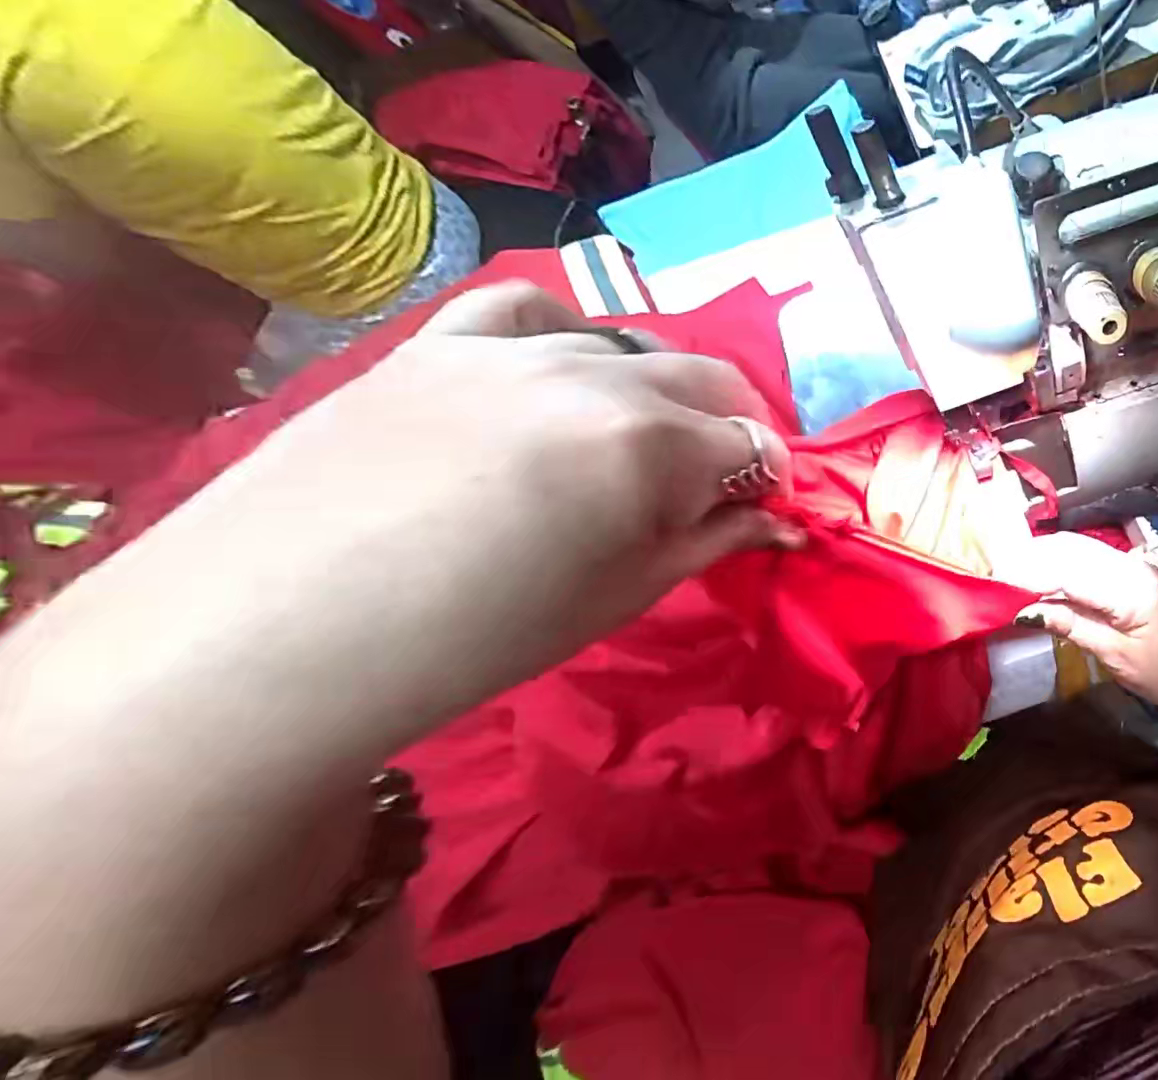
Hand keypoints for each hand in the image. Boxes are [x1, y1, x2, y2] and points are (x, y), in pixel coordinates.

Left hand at [45, 281, 803, 748]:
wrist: (290, 634)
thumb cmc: (492, 634)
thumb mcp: (631, 592)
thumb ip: (716, 540)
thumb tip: (780, 522)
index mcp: (652, 445)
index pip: (753, 442)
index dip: (771, 478)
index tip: (762, 508)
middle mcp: (598, 375)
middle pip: (710, 379)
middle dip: (734, 427)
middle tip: (718, 481)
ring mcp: (515, 347)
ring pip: (633, 344)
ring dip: (664, 390)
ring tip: (642, 438)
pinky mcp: (442, 340)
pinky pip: (530, 309)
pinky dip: (570, 334)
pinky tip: (566, 368)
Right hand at [998, 532, 1157, 715]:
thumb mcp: (1114, 656)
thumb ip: (1070, 626)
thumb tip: (1025, 611)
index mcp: (1132, 588)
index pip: (1071, 572)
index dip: (1031, 574)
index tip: (996, 580)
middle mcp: (1131, 565)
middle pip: (1071, 549)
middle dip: (1029, 559)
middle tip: (994, 574)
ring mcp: (1130, 564)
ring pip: (1074, 548)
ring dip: (1039, 558)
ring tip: (1007, 573)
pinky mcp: (1125, 569)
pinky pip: (1084, 558)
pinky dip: (1056, 564)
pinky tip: (1036, 576)